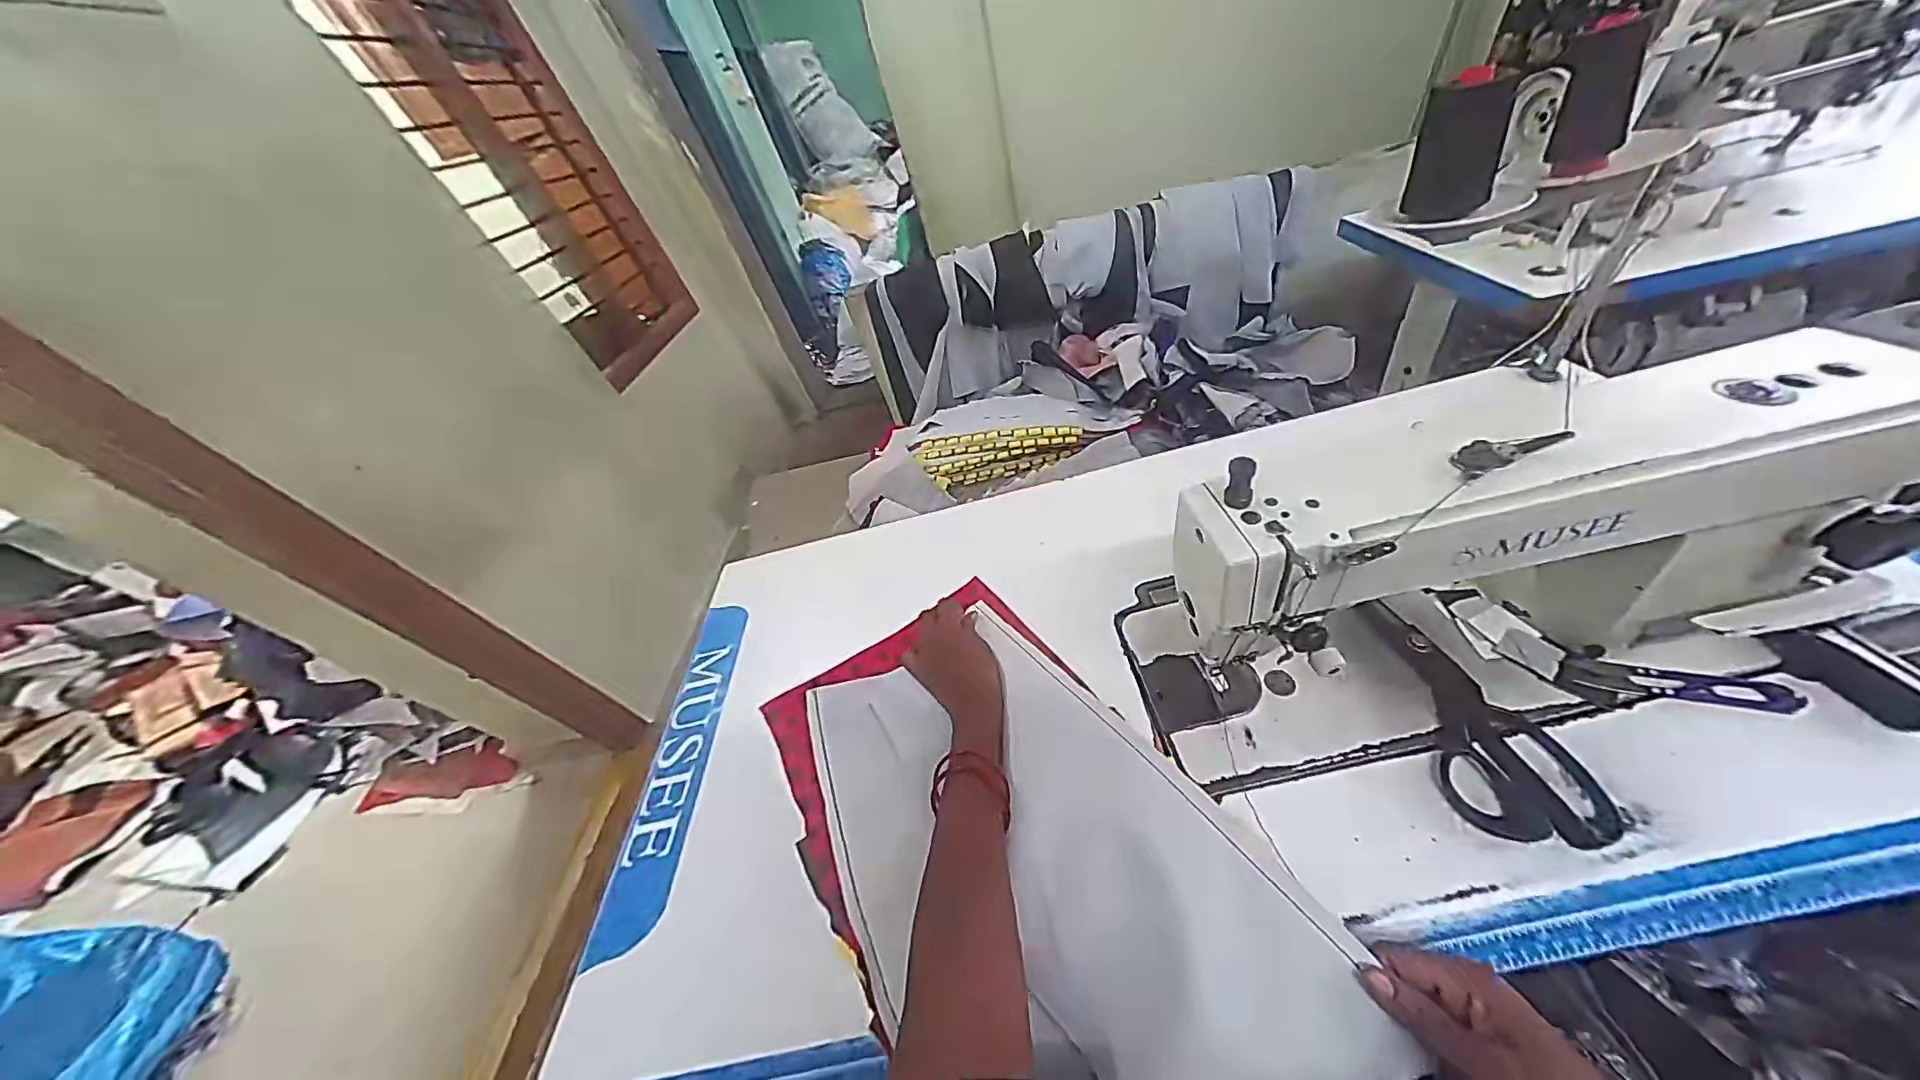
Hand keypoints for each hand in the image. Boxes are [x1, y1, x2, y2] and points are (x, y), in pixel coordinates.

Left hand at [903, 599, 1003, 756]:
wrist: (974, 704)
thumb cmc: (982, 679)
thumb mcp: (982, 647)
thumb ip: (971, 629)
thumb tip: (967, 621)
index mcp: (949, 627)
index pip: (946, 606)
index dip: (954, 607)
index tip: (959, 610)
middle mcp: (931, 637)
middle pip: (929, 616)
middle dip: (939, 615)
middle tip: (952, 621)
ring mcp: (922, 653)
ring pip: (919, 632)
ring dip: (929, 631)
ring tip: (943, 638)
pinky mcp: (918, 669)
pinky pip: (909, 653)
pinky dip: (916, 651)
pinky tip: (925, 652)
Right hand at [1359, 946, 1602, 1079]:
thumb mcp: (1475, 1052)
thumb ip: (1421, 1012)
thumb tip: (1372, 975)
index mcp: (1470, 976)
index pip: (1395, 956)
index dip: (1371, 971)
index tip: (1352, 987)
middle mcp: (1474, 984)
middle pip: (1407, 977)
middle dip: (1390, 994)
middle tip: (1379, 1019)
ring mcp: (1479, 1008)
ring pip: (1420, 1001)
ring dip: (1407, 1015)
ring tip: (1405, 1038)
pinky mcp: (1483, 1030)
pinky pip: (1437, 1019)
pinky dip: (1425, 1031)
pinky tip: (1427, 1049)